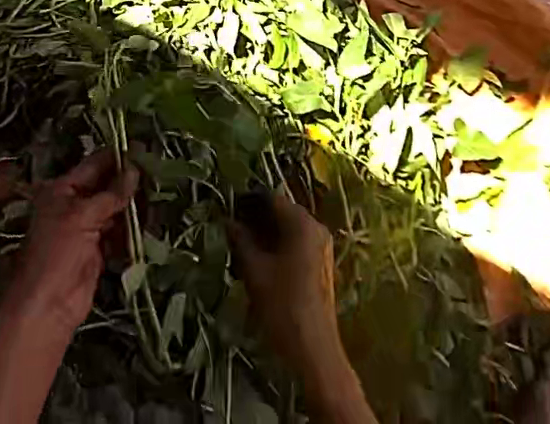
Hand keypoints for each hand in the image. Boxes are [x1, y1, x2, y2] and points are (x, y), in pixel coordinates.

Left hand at [3, 149, 138, 334]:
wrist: (48, 307)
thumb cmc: (57, 253)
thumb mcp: (82, 216)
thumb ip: (110, 194)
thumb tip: (134, 170)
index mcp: (62, 190)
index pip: (94, 165)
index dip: (117, 157)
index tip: (142, 149)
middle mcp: (74, 205)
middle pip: (106, 186)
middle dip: (128, 181)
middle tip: (156, 173)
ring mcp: (87, 227)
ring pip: (115, 208)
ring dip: (133, 205)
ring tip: (157, 196)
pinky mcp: (99, 249)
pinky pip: (119, 231)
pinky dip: (132, 227)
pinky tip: (149, 221)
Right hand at [230, 194, 376, 423]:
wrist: (314, 351)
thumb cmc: (282, 306)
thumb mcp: (254, 270)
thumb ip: (240, 240)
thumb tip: (227, 220)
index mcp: (302, 224)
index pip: (272, 198)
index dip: (248, 200)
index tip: (228, 207)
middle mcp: (316, 228)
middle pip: (282, 212)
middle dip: (256, 217)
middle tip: (232, 227)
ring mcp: (322, 246)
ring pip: (289, 228)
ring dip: (266, 232)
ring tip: (242, 244)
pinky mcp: (322, 263)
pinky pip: (297, 243)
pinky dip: (279, 245)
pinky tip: (260, 260)